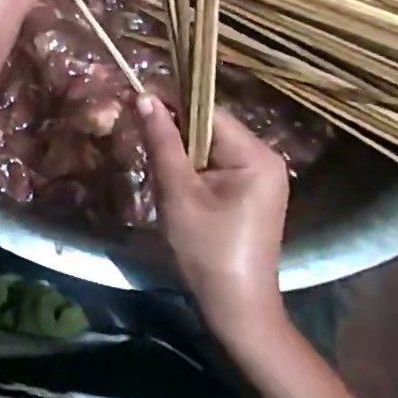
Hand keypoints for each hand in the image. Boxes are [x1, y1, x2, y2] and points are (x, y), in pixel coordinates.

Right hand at [136, 94, 288, 330]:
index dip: (170, 102)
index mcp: (256, 156)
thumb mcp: (176, 190)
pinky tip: (169, 176)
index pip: (208, 112)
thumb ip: (161, 141)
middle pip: (209, 126)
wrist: (234, 300)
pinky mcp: (248, 191)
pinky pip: (213, 162)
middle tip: (134, 129)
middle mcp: (265, 159)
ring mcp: (259, 176)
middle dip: (172, 126)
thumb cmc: (205, 245)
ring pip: (208, 144)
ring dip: (177, 146)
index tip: (133, 97)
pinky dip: (189, 163)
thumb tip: (143, 97)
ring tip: (148, 154)